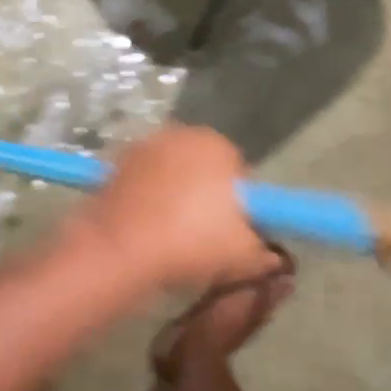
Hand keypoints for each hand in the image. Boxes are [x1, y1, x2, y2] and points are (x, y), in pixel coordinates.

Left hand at [73, 125, 261, 289]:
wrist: (120, 248)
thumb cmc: (190, 242)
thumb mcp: (244, 257)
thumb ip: (265, 252)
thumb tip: (270, 255)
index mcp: (220, 145)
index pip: (241, 175)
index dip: (242, 208)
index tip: (234, 236)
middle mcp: (185, 134)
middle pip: (207, 169)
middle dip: (209, 197)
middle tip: (205, 239)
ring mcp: (148, 144)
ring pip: (175, 173)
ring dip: (178, 195)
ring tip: (173, 236)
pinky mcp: (119, 161)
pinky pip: (147, 180)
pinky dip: (150, 196)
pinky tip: (147, 227)